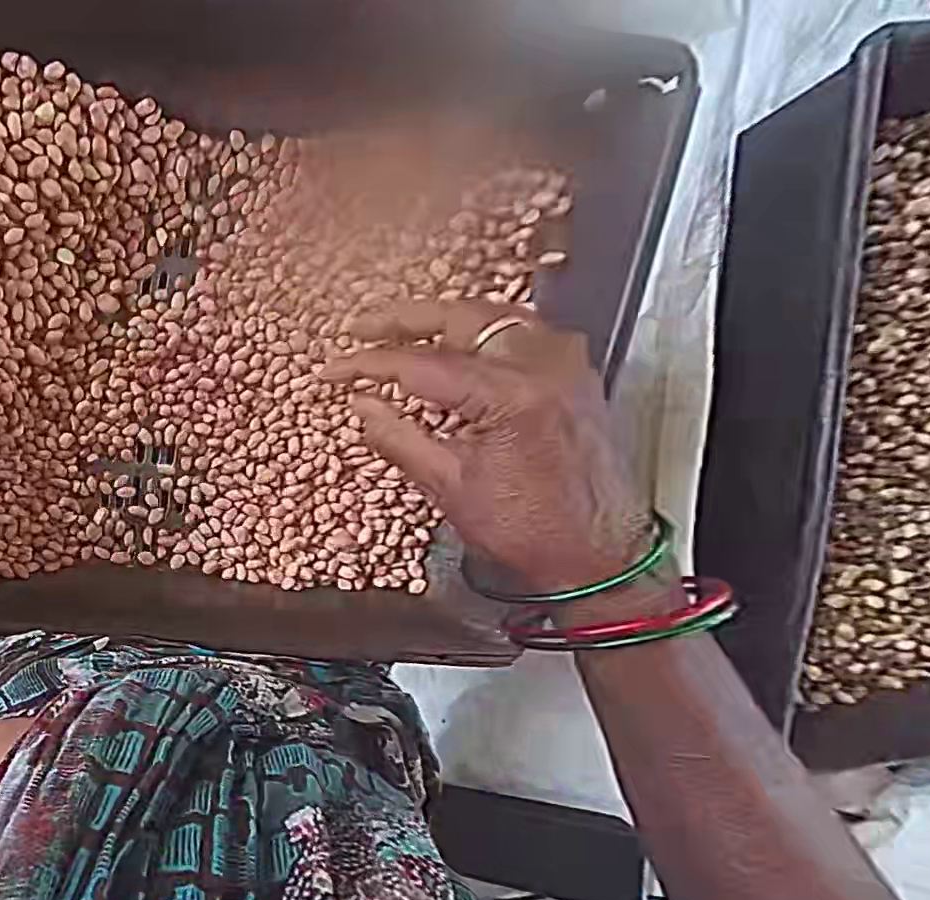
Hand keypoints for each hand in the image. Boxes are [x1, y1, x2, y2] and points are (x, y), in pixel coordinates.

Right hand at [322, 299, 650, 594]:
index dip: (369, 364)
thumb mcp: (446, 484)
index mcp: (512, 395)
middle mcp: (546, 366)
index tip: (334, 370)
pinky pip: (519, 334)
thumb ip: (397, 436)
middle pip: (463, 318)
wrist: (596, 552)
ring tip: (397, 328)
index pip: (422, 364)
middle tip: (360, 328)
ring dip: (441, 318)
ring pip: (494, 317)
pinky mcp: (573, 376)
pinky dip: (476, 332)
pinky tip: (450, 344)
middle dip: (404, 319)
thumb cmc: (524, 526)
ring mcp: (567, 366)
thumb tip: (360, 404)